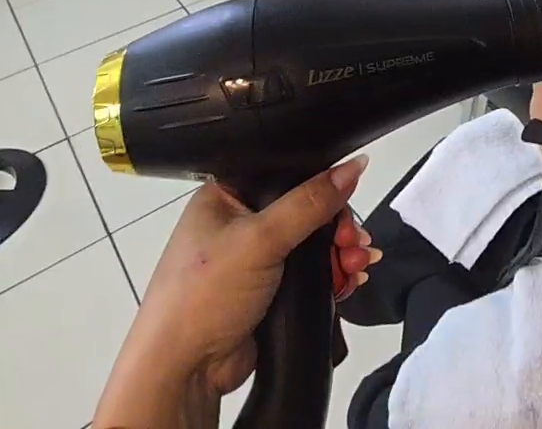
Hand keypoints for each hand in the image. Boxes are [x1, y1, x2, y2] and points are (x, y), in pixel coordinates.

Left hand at [95, 157, 378, 427]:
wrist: (184, 375)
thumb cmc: (201, 298)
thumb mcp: (260, 240)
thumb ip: (310, 202)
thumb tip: (353, 166)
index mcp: (227, 196)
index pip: (288, 174)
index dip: (323, 186)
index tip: (348, 203)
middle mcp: (240, 222)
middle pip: (308, 210)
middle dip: (338, 227)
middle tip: (354, 243)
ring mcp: (255, 258)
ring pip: (313, 243)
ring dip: (341, 252)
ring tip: (357, 266)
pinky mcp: (269, 289)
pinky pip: (310, 272)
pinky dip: (332, 274)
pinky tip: (349, 279)